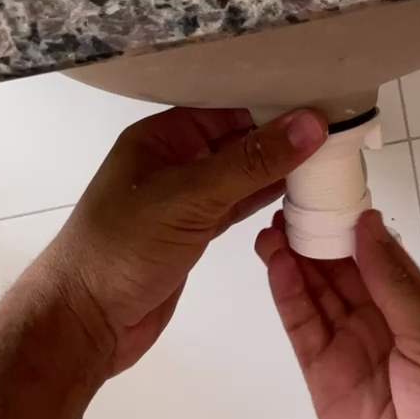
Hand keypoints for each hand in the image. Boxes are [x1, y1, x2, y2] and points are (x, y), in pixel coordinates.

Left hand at [35, 106, 327, 375]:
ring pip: (239, 173)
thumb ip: (250, 162)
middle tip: (337, 124)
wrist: (83, 323)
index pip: (224, 105)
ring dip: (276, 168)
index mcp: (161, 135)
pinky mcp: (194, 232)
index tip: (319, 95)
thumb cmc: (124, 247)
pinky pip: (235, 204)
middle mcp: (173, 159)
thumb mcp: (189, 197)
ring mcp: (183, 197)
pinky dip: (264, 198)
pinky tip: (298, 190)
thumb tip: (311, 122)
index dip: (268, 100)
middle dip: (279, 133)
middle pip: (235, 137)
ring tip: (330, 154)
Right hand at [257, 210, 419, 418]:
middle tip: (292, 205)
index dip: (352, 224)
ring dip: (295, 260)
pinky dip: (287, 296)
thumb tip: (370, 228)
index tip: (329, 193)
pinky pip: (303, 330)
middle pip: (342, 271)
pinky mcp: (328, 384)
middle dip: (317, 237)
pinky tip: (276, 267)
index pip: (378, 255)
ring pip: (317, 295)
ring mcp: (354, 355)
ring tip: (275, 228)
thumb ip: (394, 284)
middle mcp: (385, 330)